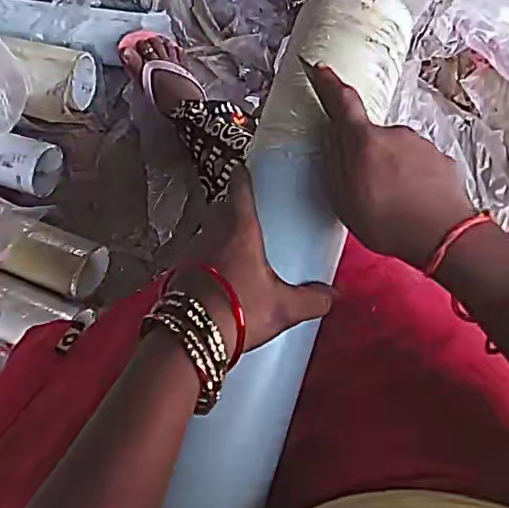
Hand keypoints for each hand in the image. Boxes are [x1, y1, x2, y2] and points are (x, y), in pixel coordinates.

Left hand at [171, 169, 335, 357]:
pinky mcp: (176, 271)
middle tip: (248, 221)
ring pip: (205, 233)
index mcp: (241, 231)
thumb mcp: (284, 308)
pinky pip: (192, 257)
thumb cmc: (239, 312)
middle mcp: (211, 233)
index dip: (243, 178)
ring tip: (232, 255)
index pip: (239, 190)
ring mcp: (190, 251)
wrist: (191, 335)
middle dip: (232, 212)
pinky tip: (213, 279)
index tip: (245, 171)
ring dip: (216, 239)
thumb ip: (312, 300)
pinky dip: (203, 262)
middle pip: (220, 210)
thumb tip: (332, 296)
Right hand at [304, 61, 479, 267]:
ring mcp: (420, 145)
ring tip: (388, 205)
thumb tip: (331, 138)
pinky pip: (414, 164)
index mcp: (365, 142)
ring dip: (387, 172)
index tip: (321, 72)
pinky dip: (408, 180)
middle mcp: (394, 134)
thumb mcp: (344, 199)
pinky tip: (409, 204)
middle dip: (362, 156)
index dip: (329, 85)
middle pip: (368, 136)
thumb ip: (334, 163)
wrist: (444, 236)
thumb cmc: (390, 223)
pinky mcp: (438, 159)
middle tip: (361, 190)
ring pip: (393, 152)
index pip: (343, 103)